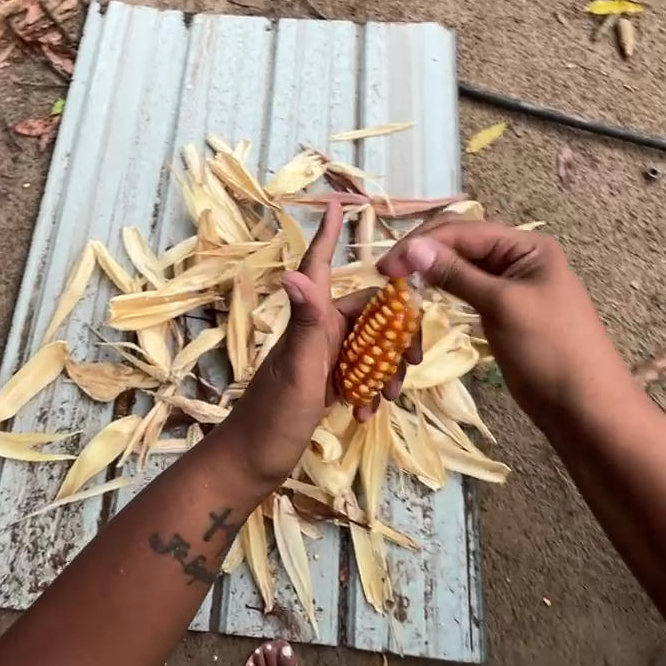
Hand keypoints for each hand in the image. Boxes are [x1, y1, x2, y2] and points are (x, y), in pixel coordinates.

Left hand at [217, 200, 407, 485]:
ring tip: (388, 398)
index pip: (322, 266)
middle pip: (369, 312)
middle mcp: (317, 330)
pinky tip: (367, 412)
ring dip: (387, 368)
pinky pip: (363, 372)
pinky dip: (372, 389)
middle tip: (412, 363)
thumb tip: (294, 272)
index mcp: (311, 319)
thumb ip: (303, 323)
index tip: (338, 203)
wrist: (253, 462)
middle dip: (395, 334)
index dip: (329, 234)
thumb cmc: (271, 416)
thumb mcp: (296, 370)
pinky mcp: (326, 380)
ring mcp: (322, 356)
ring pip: (371, 344)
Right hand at [377, 216, 622, 410]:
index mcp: (527, 246)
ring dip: (429, 270)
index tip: (386, 267)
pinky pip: (465, 288)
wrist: (586, 409)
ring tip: (398, 283)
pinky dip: (442, 289)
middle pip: (459, 242)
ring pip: (459, 265)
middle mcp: (517, 257)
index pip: (464, 230)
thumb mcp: (502, 305)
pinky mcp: (501, 309)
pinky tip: (421, 296)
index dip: (422, 244)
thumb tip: (411, 247)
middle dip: (422, 253)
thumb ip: (455, 274)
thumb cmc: (551, 350)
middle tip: (386, 274)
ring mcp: (509, 284)